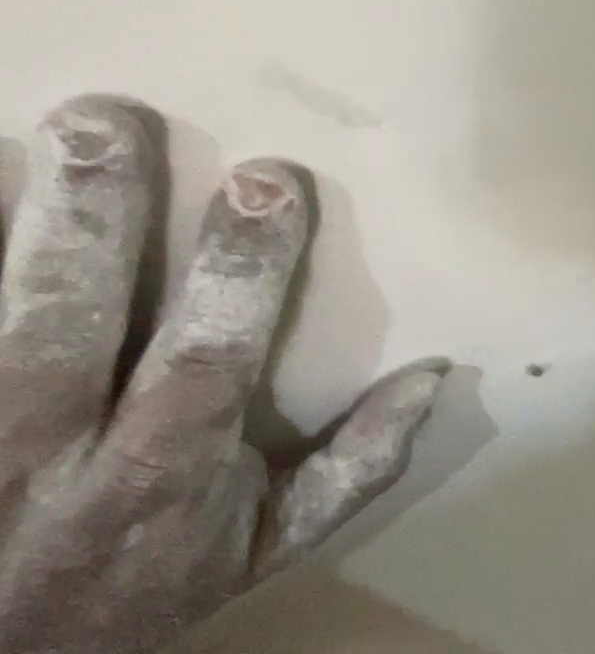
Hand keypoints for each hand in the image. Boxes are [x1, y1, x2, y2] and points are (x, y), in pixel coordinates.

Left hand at [0, 97, 447, 653]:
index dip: (244, 267)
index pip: (208, 354)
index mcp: (160, 471)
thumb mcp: (264, 550)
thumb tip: (434, 375)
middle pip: (68, 321)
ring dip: (13, 222)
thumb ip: (353, 468)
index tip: (269, 181)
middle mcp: (47, 452)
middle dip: (97, 217)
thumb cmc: (138, 592)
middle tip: (109, 121)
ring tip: (46, 132)